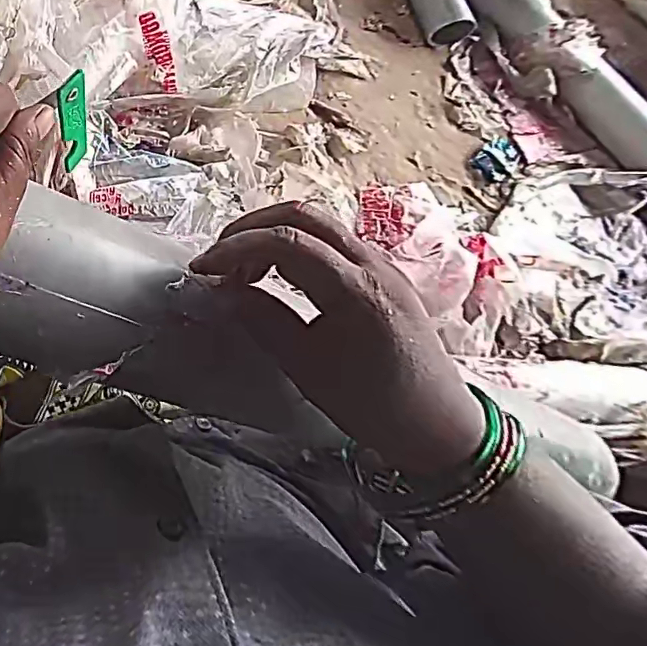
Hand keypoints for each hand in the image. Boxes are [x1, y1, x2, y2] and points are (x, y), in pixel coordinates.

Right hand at [188, 202, 485, 475]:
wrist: (443, 430)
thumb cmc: (374, 406)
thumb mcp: (306, 366)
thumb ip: (261, 318)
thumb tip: (220, 289)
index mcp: (357, 291)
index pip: (284, 242)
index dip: (234, 249)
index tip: (203, 271)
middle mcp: (373, 265)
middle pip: (300, 215)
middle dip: (248, 229)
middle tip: (218, 259)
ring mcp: (381, 264)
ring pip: (315, 220)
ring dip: (268, 232)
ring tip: (241, 266)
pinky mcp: (381, 271)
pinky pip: (328, 238)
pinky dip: (290, 243)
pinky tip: (273, 272)